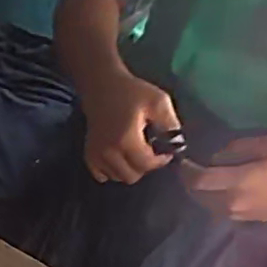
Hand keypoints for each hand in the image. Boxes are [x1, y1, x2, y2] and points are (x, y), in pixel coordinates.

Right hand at [80, 66, 182, 184]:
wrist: (103, 89)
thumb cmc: (132, 93)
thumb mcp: (158, 102)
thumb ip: (170, 123)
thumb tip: (177, 143)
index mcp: (126, 140)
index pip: (145, 164)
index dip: (160, 162)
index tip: (166, 154)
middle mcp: (108, 153)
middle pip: (131, 176)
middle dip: (144, 167)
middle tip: (150, 154)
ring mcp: (96, 157)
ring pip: (117, 177)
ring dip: (129, 169)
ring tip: (135, 154)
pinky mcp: (89, 157)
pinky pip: (102, 176)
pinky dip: (113, 172)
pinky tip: (119, 159)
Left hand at [181, 135, 266, 220]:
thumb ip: (240, 147)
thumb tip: (216, 155)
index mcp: (238, 182)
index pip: (199, 180)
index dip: (187, 170)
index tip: (184, 160)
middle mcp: (232, 202)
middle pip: (197, 194)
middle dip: (190, 181)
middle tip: (190, 168)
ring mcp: (236, 214)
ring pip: (205, 203)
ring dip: (199, 191)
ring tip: (202, 177)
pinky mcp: (242, 219)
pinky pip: (217, 209)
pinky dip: (211, 198)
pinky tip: (217, 188)